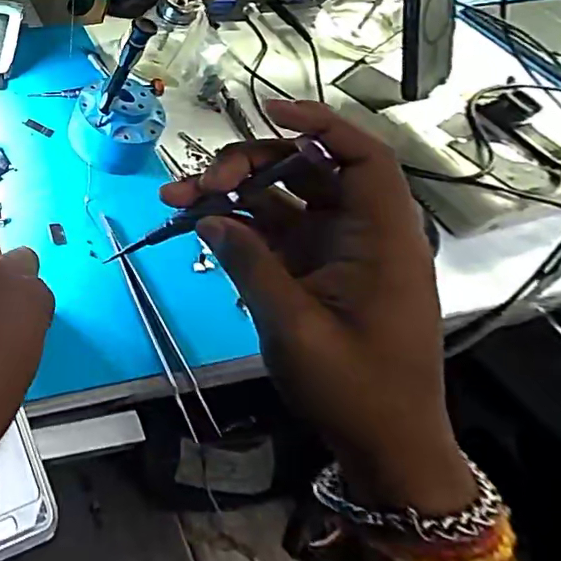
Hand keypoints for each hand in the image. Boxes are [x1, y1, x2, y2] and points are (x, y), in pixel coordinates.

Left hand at [0, 238, 52, 496]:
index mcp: (33, 297)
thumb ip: (28, 325)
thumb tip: (21, 318)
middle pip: (21, 257)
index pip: (42, 288)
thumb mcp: (27, 361)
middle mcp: (2, 274)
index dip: (33, 306)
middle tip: (7, 301)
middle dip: (17, 277)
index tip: (25, 316)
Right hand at [163, 100, 475, 514]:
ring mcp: (329, 249)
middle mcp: (358, 233)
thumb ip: (250, 263)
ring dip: (227, 190)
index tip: (271, 111)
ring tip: (177, 196)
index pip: (364, 159)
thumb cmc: (357, 389)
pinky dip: (228, 220)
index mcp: (381, 240)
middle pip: (305, 169)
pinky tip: (190, 220)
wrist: (382, 449)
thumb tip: (209, 217)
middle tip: (205, 184)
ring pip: (276, 195)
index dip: (323, 124)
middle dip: (249, 164)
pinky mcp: (305, 266)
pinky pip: (264, 226)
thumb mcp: (296, 326)